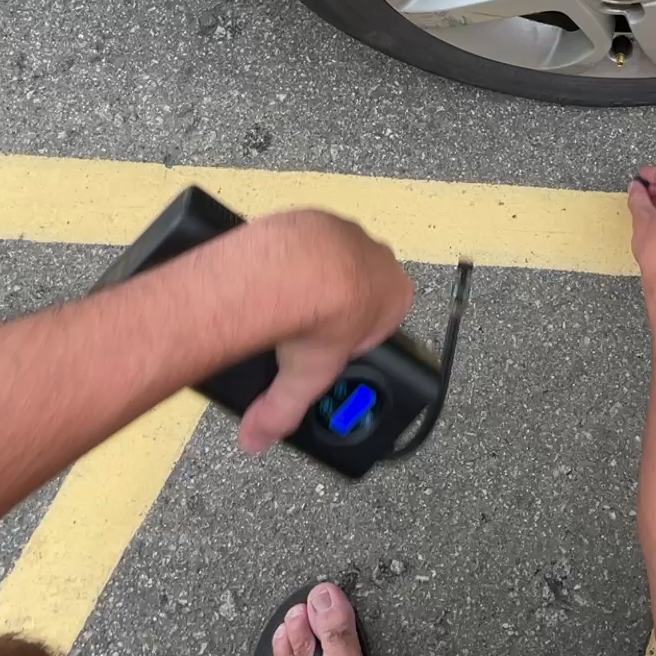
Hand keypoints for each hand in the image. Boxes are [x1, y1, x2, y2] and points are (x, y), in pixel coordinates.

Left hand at [200, 210, 413, 452]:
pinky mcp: (325, 217)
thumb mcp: (308, 378)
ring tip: (283, 296)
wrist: (301, 267)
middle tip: (302, 324)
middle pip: (360, 286)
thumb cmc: (324, 316)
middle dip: (335, 303)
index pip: (381, 320)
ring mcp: (355, 235)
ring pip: (337, 257)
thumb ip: (282, 411)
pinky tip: (274, 269)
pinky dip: (295, 250)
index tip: (327, 345)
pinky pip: (312, 235)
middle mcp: (382, 262)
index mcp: (397, 297)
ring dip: (315, 274)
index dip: (354, 335)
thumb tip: (257, 437)